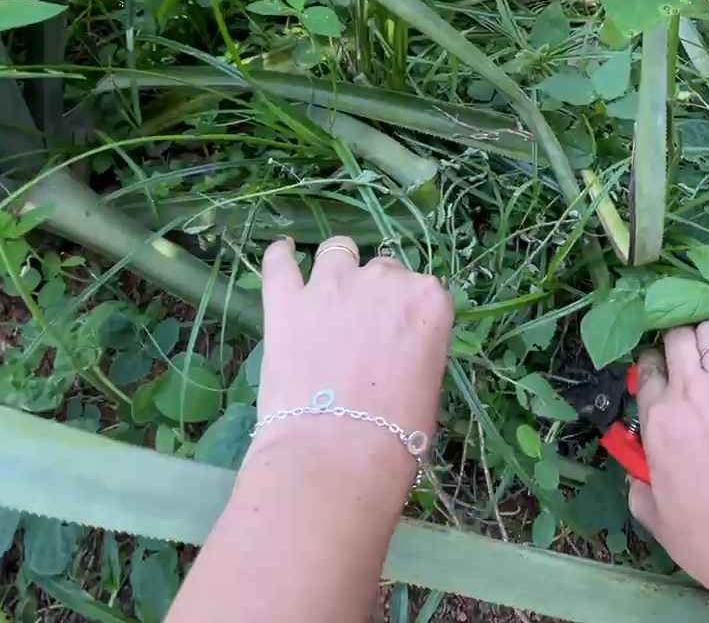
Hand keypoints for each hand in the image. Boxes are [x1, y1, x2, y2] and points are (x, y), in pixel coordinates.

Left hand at [250, 237, 453, 477]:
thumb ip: (417, 348)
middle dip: (376, 293)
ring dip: (337, 268)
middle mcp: (385, 279)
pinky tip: (283, 253)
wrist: (336, 456)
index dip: (409, 313)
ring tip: (328, 291)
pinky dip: (281, 256)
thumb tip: (397, 351)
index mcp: (428, 300)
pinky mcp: (288, 301)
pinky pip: (280, 262)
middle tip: (363, 330)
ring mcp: (334, 285)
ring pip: (337, 251)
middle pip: (384, 270)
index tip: (399, 336)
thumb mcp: (428, 385)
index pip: (423, 290)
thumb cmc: (397, 435)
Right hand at [628, 321, 708, 610]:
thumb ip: (639, 490)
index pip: (648, 368)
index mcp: (658, 420)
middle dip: (680, 339)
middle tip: (691, 353)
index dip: (655, 364)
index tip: (664, 371)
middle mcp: (689, 391)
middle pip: (677, 337)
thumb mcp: (658, 521)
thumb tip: (634, 475)